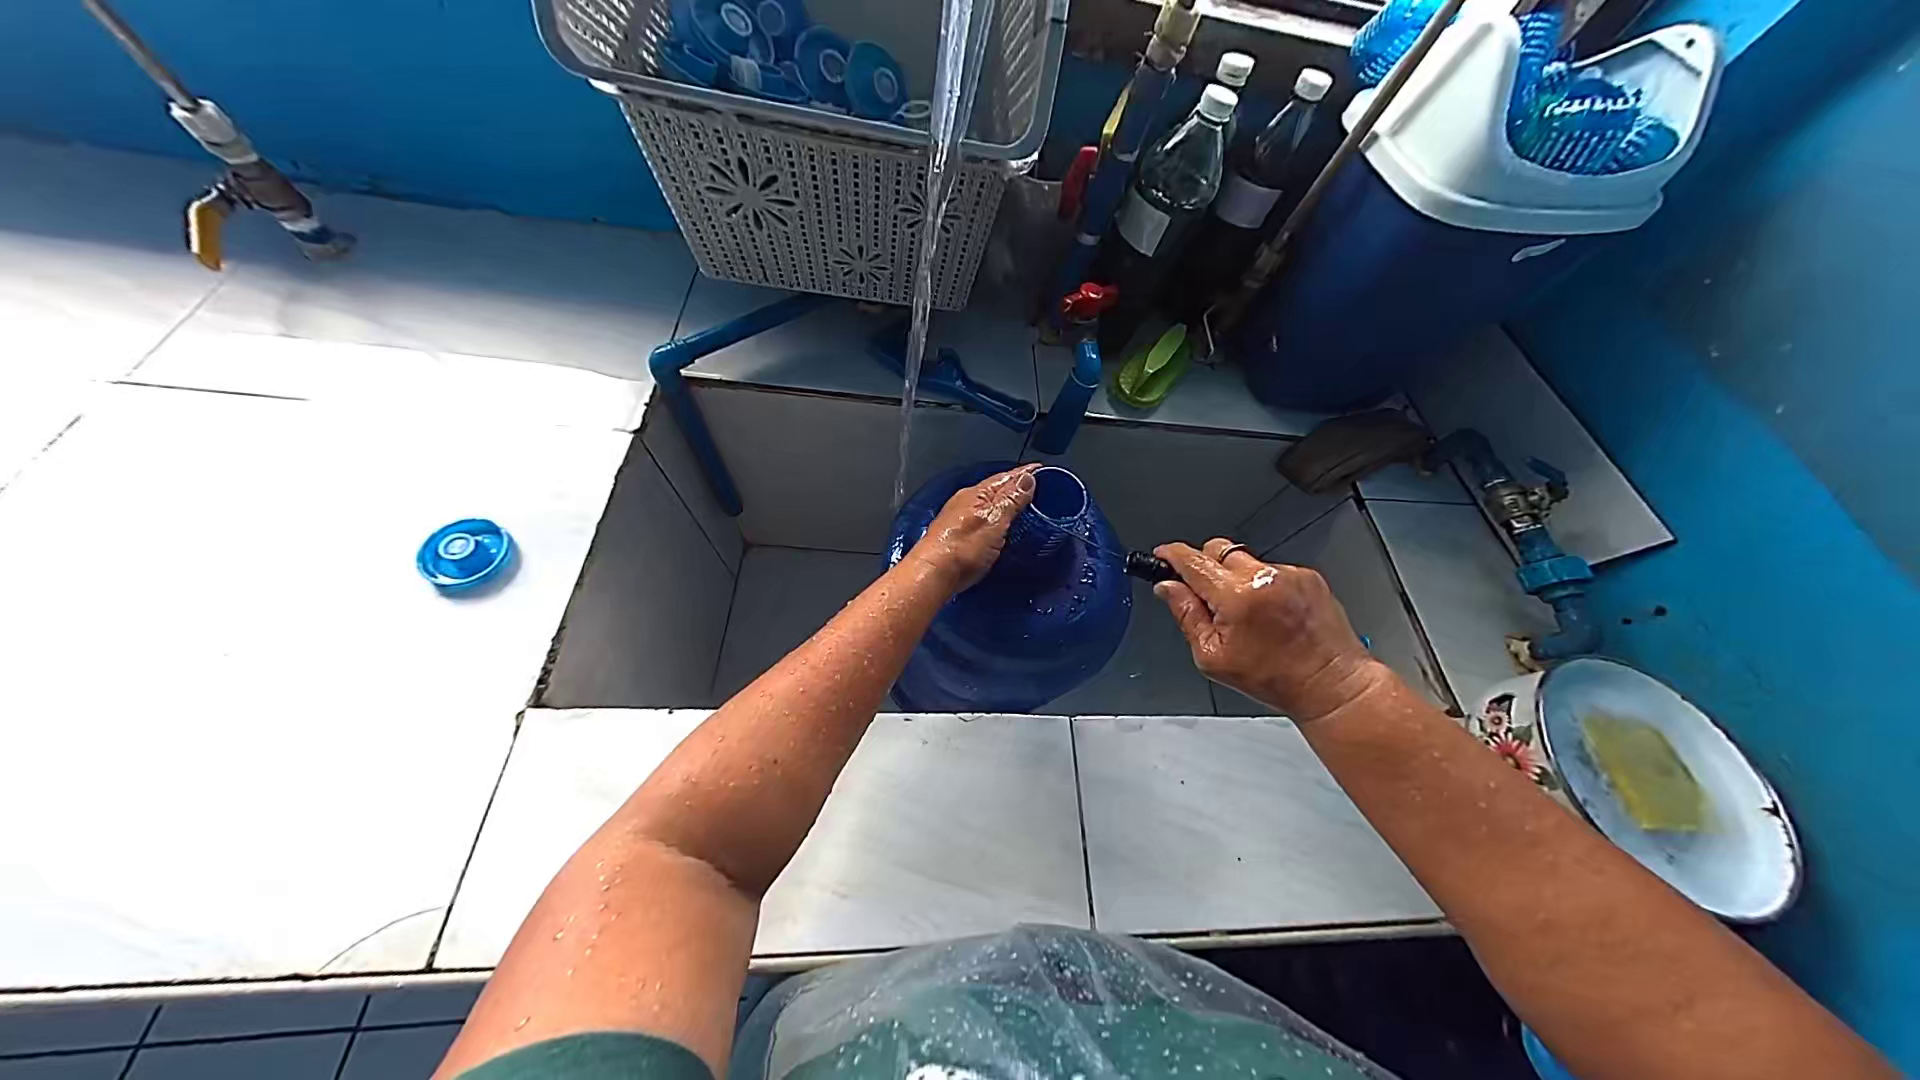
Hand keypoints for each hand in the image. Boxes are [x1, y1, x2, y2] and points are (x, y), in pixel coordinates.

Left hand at [910, 464, 1039, 591]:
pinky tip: (1003, 528)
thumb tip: (1027, 478)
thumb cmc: (961, 548)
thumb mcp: (995, 520)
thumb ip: (1011, 499)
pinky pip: (984, 520)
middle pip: (997, 490)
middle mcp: (966, 503)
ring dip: (1007, 504)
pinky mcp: (959, 538)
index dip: (1025, 473)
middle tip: (1038, 488)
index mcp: (976, 494)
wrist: (934, 575)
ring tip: (1025, 507)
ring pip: (990, 505)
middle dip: (1017, 488)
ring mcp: (960, 520)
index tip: (1040, 469)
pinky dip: (998, 520)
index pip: (1006, 477)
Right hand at [1154, 538, 1394, 722]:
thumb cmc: (1275, 678)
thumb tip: (1167, 588)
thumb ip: (1186, 614)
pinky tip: (1269, 613)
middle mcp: (1262, 577)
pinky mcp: (1307, 576)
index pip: (1192, 560)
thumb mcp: (1212, 656)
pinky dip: (1261, 584)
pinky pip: (1270, 568)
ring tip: (1246, 613)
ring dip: (1234, 577)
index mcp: (1235, 596)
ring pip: (1244, 559)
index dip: (1171, 555)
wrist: (1329, 683)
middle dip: (1204, 566)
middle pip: (1217, 549)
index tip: (1163, 556)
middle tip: (1206, 596)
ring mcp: (1288, 574)